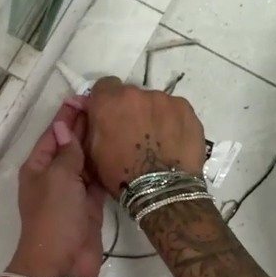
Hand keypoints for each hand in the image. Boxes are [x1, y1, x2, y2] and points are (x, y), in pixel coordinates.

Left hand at [12, 96, 104, 276]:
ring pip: (86, 162)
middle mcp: (54, 176)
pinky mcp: (90, 207)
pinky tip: (121, 151)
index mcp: (38, 166)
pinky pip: (98, 181)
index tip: (84, 97)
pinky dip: (107, 167)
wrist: (61, 264)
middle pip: (71, 146)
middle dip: (85, 126)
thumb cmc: (54, 216)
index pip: (54, 134)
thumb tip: (64, 126)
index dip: (68, 116)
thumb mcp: (59, 179)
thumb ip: (67, 153)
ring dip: (98, 145)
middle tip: (107, 105)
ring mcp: (72, 192)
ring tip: (119, 123)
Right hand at [83, 77, 207, 191]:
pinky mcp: (186, 109)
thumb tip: (89, 113)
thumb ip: (90, 126)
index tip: (110, 117)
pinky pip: (174, 110)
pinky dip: (172, 121)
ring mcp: (164, 99)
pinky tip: (173, 141)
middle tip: (133, 133)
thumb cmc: (120, 174)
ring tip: (157, 141)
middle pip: (130, 94)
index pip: (104, 86)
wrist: (162, 191)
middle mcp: (136, 93)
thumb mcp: (91, 152)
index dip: (106, 101)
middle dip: (130, 109)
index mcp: (108, 101)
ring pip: (154, 102)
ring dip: (152, 115)